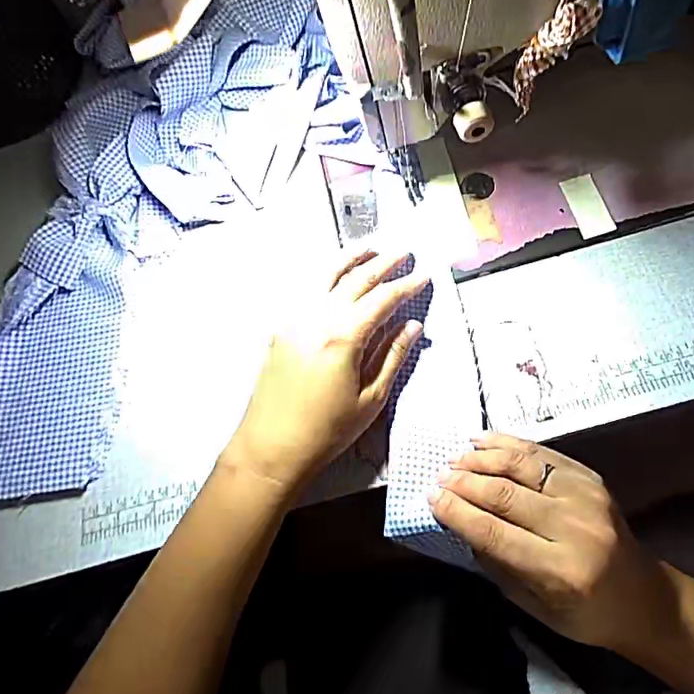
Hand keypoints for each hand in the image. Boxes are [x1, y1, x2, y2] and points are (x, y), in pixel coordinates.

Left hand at [221, 249, 428, 496]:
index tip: (423, 274)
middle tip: (402, 253)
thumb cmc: (325, 430)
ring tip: (369, 248)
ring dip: (349, 260)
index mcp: (342, 336)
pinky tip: (333, 274)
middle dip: (381, 264)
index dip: (405, 285)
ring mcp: (294, 320)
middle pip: (354, 280)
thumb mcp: (370, 399)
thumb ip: (392, 357)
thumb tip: (412, 326)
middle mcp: (316, 318)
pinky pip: (306, 290)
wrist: (270, 445)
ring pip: (325, 277)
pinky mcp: (281, 328)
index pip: (381, 300)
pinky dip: (324, 275)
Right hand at [429, 433, 674, 653]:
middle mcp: (577, 528)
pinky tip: (483, 442)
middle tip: (439, 476)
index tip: (431, 498)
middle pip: (505, 494)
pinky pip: (542, 453)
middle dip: (465, 482)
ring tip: (456, 458)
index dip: (457, 512)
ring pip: (522, 465)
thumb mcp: (535, 606)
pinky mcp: (591, 478)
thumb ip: (497, 564)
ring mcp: (588, 497)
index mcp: (562, 571)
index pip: (494, 533)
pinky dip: (508, 444)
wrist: (645, 598)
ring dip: (482, 458)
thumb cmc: (586, 613)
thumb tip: (460, 522)